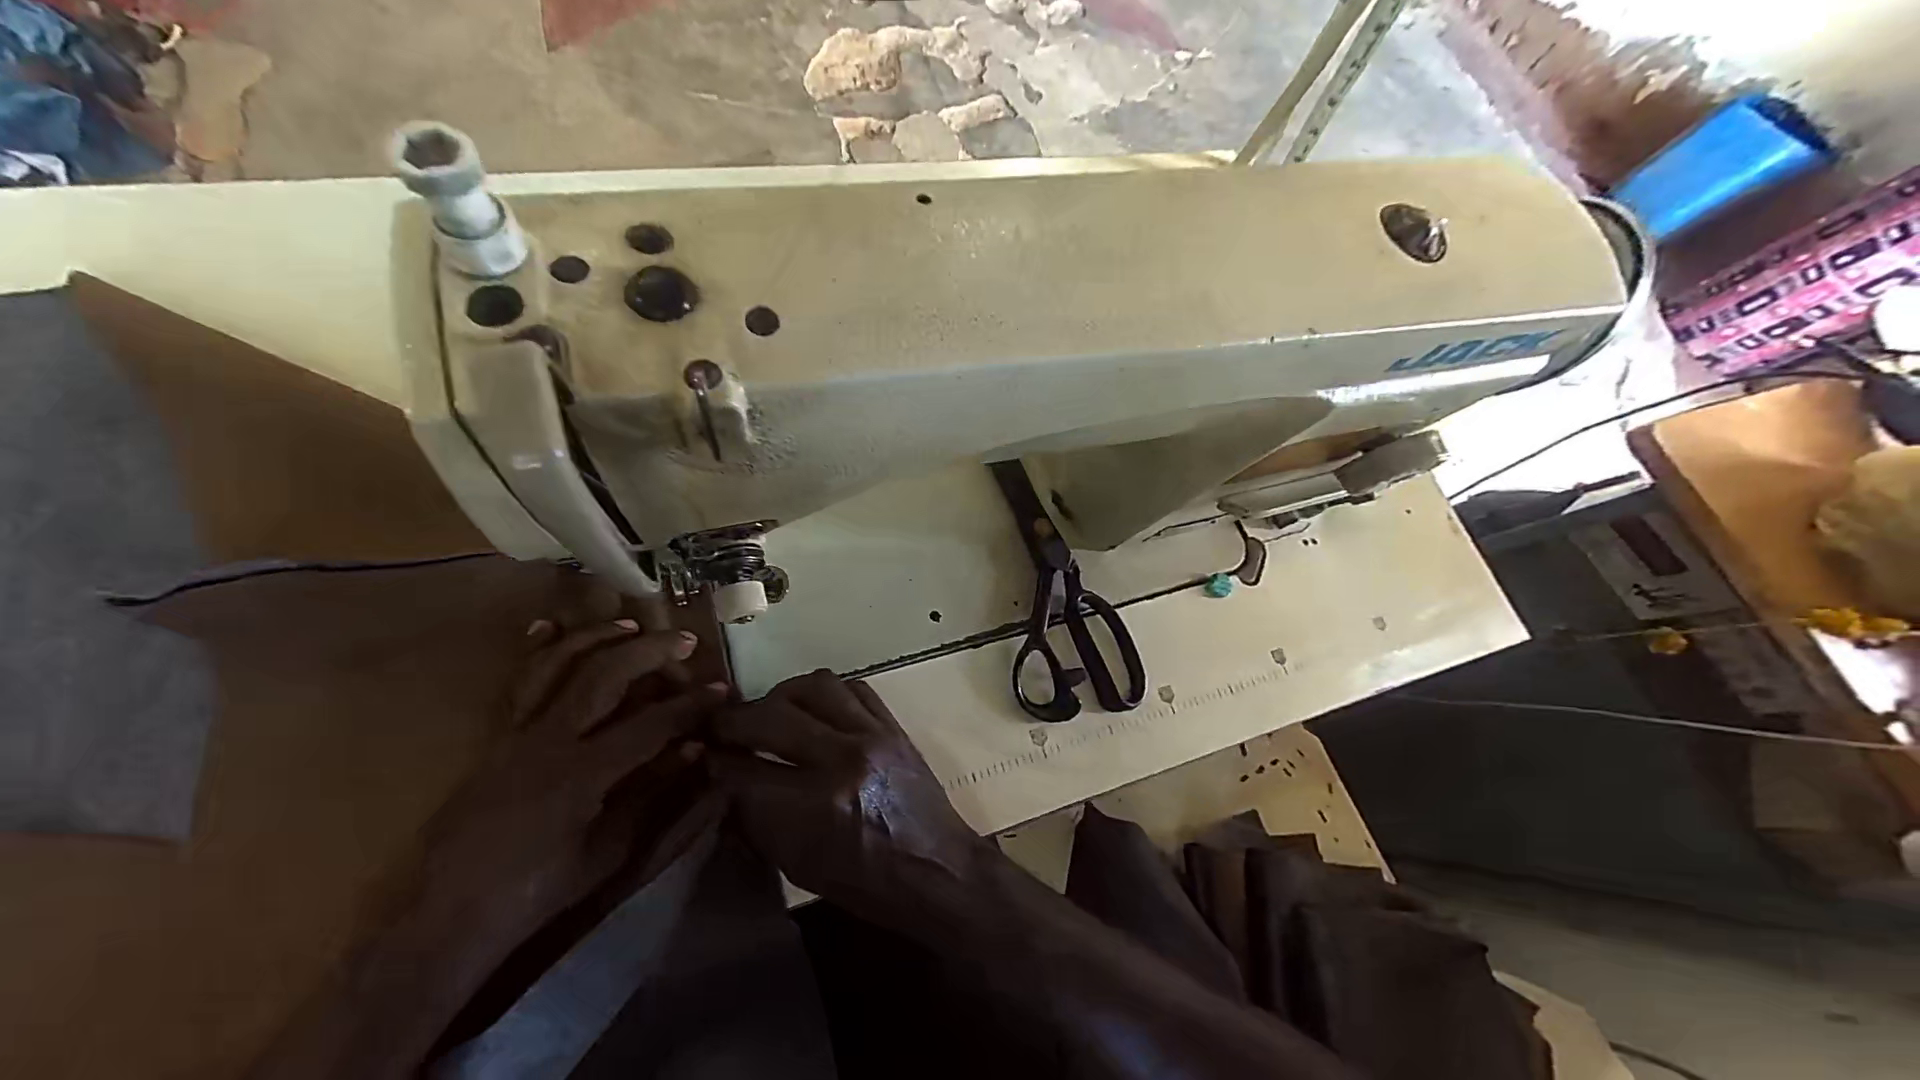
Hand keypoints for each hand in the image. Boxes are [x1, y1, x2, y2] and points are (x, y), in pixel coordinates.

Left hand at [414, 620, 728, 941]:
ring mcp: (515, 736)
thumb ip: (651, 795)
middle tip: (683, 641)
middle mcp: (547, 742)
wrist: (450, 915)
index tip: (720, 689)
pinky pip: (521, 685)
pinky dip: (540, 652)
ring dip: (596, 638)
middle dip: (649, 652)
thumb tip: (692, 750)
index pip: (650, 725)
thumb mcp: (608, 851)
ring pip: (557, 667)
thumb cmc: (538, 891)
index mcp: (581, 775)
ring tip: (629, 624)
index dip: (690, 705)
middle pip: (603, 676)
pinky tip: (550, 627)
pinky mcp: (496, 739)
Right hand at [710, 670, 990, 927]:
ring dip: (779, 696)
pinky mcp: (893, 725)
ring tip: (769, 712)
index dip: (714, 762)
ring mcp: (872, 735)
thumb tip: (721, 779)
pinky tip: (813, 708)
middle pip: (770, 716)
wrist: (938, 869)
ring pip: (812, 686)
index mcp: (814, 809)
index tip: (701, 756)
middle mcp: (842, 760)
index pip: (743, 771)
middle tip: (720, 727)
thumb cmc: (865, 882)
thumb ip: (755, 818)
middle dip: (733, 720)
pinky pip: (852, 686)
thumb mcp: (797, 865)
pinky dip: (825, 692)